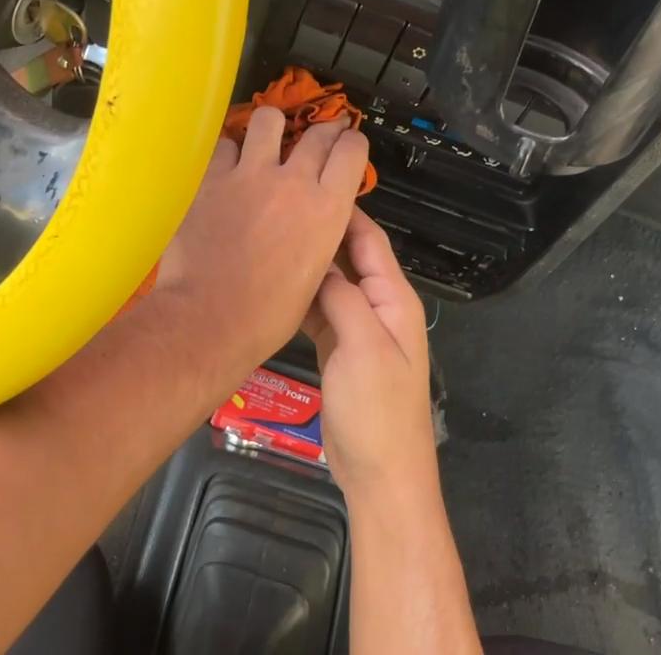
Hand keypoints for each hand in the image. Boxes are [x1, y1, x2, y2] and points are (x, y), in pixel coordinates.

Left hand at [151, 107, 368, 383]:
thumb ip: (319, 235)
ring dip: (272, 128)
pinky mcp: (210, 178)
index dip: (353, 142)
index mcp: (327, 209)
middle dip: (324, 130)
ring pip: (268, 121)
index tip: (349, 142)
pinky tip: (227, 167)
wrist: (208, 318)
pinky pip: (224, 146)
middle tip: (321, 134)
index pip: (351, 152)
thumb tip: (315, 220)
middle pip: (317, 134)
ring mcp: (249, 174)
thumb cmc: (267, 314)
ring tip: (266, 138)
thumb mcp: (315, 274)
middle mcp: (293, 182)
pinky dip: (230, 153)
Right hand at [302, 209, 437, 498]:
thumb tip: (316, 256)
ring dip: (306, 265)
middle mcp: (378, 306)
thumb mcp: (362, 346)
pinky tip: (273, 285)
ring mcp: (358, 329)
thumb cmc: (378, 410)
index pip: (369, 240)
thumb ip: (342, 297)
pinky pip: (320, 311)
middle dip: (319, 233)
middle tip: (277, 209)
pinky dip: (300, 297)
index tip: (307, 186)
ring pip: (330, 283)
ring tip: (268, 238)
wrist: (381, 475)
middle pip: (348, 258)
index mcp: (393, 299)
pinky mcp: (340, 349)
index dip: (344, 211)